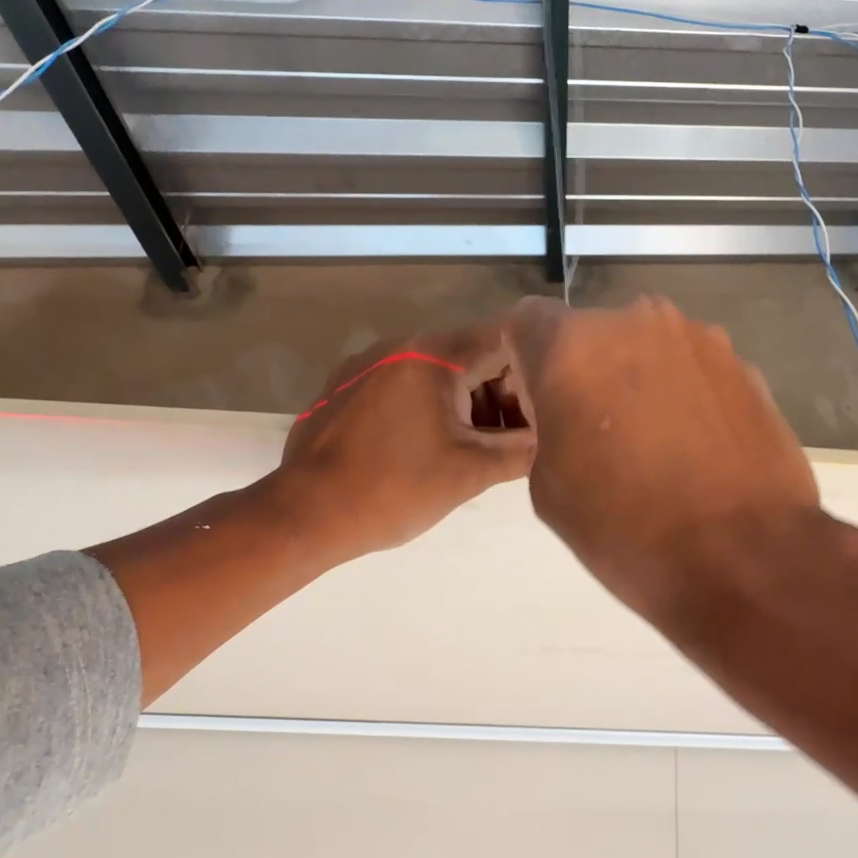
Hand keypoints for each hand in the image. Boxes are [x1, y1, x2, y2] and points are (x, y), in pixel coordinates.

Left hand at [276, 316, 534, 561]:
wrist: (307, 515)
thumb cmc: (396, 488)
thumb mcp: (473, 472)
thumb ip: (522, 449)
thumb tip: (550, 439)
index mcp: (432, 356)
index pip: (504, 341)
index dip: (531, 375)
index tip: (539, 414)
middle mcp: (398, 346)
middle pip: (470, 356)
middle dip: (498, 396)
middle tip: (508, 443)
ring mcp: (365, 366)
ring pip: (436, 373)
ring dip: (464, 406)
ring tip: (470, 453)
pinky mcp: (344, 390)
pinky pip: (402, 387)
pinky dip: (427, 410)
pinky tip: (425, 451)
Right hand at [503, 294, 819, 618]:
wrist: (743, 556)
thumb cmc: (627, 529)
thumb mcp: (548, 487)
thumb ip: (549, 425)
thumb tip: (574, 413)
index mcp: (573, 344)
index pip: (528, 322)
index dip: (529, 365)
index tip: (545, 410)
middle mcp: (637, 321)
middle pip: (595, 335)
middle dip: (589, 373)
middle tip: (601, 437)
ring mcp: (701, 339)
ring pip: (649, 350)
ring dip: (642, 383)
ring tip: (659, 449)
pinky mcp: (747, 367)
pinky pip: (696, 372)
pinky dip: (688, 399)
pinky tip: (700, 453)